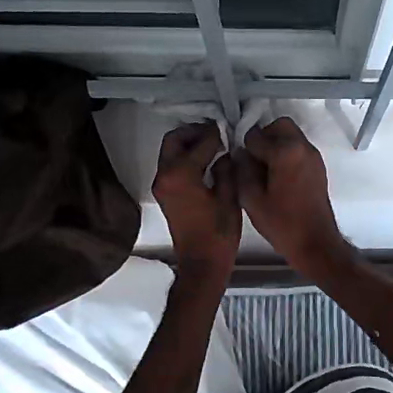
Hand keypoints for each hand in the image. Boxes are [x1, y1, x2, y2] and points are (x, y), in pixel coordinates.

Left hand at [152, 122, 239, 277]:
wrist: (201, 262)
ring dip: (189, 143)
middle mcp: (165, 175)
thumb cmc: (219, 233)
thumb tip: (225, 153)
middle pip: (174, 140)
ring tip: (214, 145)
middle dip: (195, 132)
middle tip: (217, 132)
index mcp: (181, 174)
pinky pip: (171, 164)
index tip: (229, 131)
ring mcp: (162, 185)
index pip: (200, 143)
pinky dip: (185, 156)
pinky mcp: (164, 193)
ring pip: (170, 151)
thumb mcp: (230, 198)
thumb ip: (226, 169)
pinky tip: (206, 161)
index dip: (216, 135)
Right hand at [234, 117, 349, 272]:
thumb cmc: (282, 223)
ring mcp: (313, 156)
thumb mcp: (251, 199)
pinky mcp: (318, 166)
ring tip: (264, 170)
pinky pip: (298, 148)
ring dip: (276, 145)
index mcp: (286, 152)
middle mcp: (303, 147)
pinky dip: (286, 154)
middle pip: (279, 126)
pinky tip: (277, 177)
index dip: (244, 149)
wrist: (315, 242)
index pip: (256, 135)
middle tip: (253, 160)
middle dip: (263, 137)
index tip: (240, 163)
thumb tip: (240, 154)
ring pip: (291, 135)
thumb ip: (242, 170)